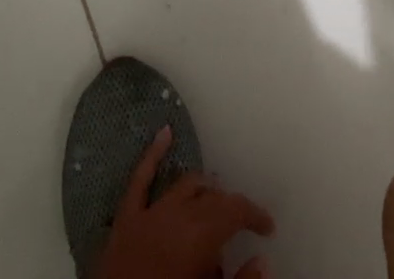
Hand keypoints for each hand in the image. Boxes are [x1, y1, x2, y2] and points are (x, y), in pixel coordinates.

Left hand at [94, 126, 275, 278]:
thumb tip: (262, 260)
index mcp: (200, 236)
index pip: (236, 211)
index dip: (255, 215)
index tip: (267, 229)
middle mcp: (176, 216)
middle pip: (212, 199)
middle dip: (231, 207)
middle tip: (242, 225)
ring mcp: (148, 214)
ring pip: (185, 186)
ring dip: (204, 188)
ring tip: (216, 196)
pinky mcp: (125, 219)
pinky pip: (140, 180)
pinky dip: (153, 155)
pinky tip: (165, 132)